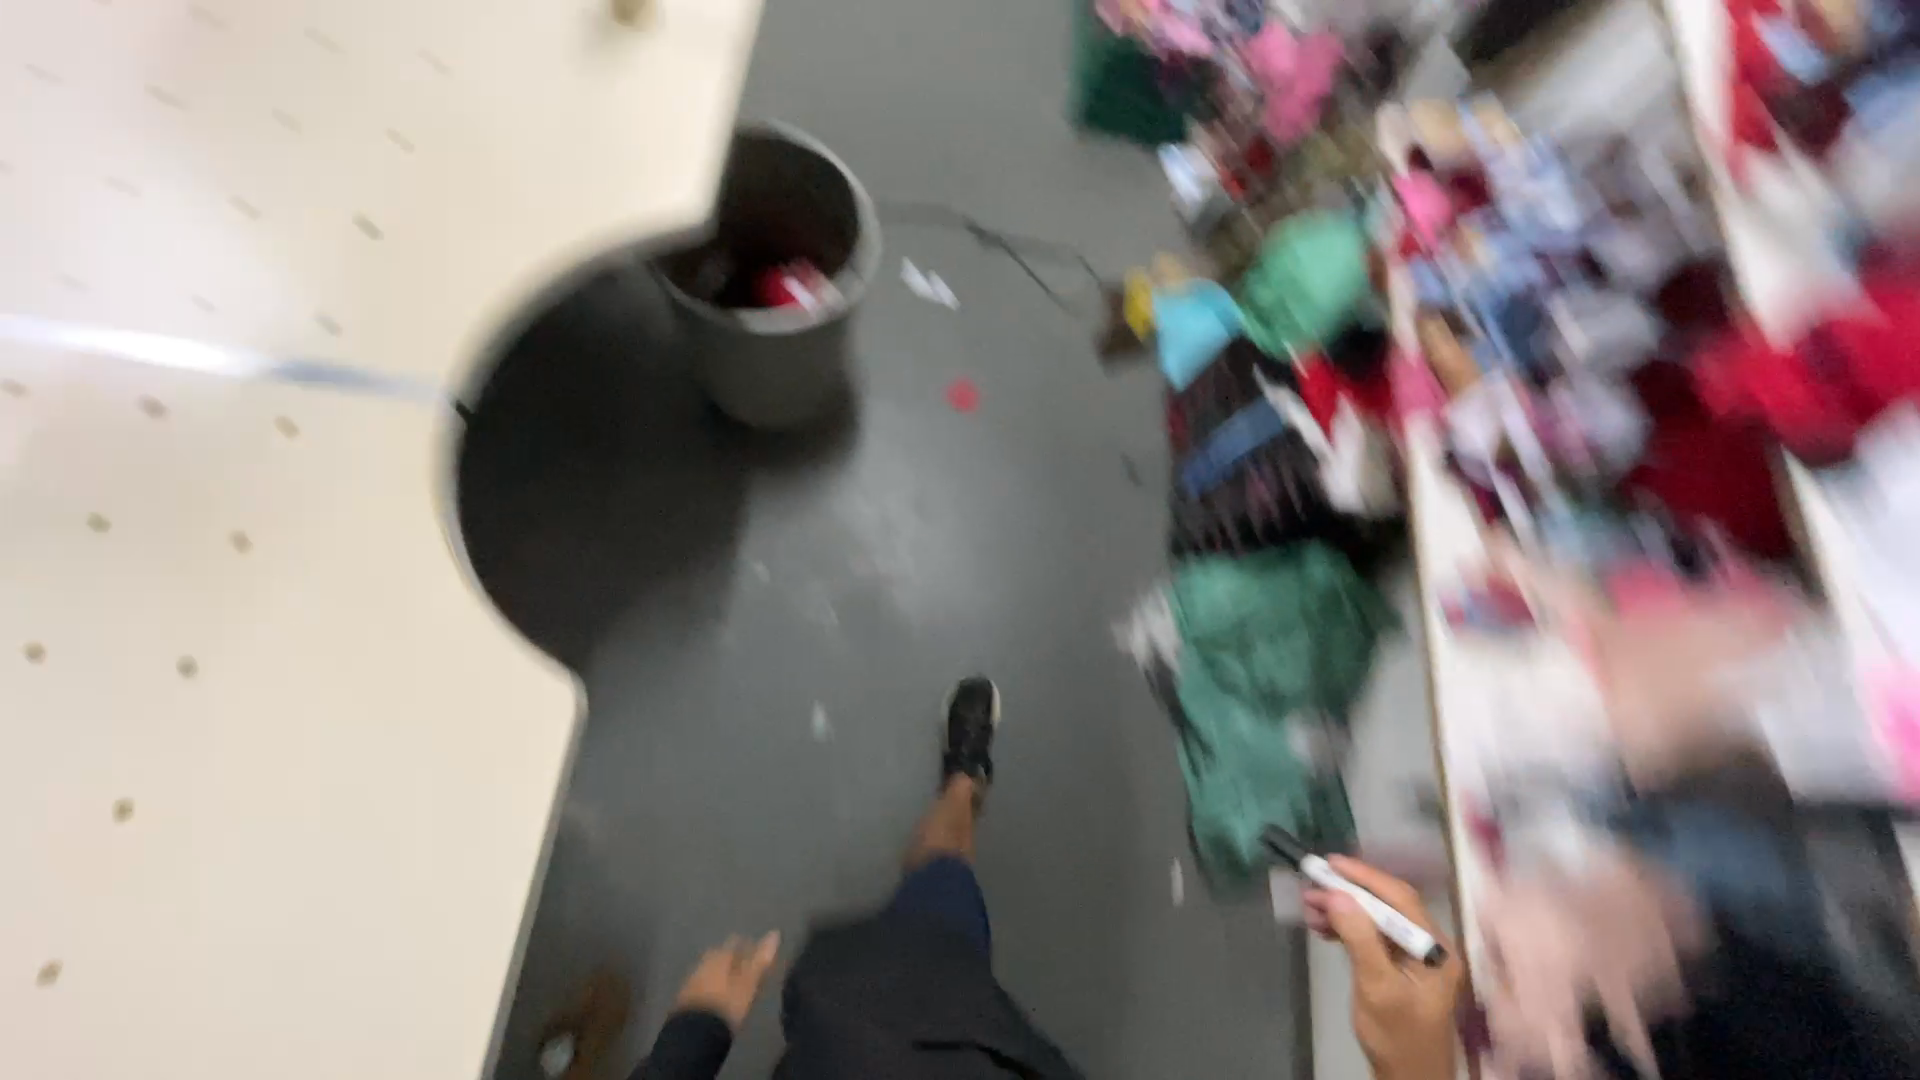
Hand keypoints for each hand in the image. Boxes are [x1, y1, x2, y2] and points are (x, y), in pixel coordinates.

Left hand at [672, 932, 780, 1030]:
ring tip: (732, 985)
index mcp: (721, 955)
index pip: (736, 941)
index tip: (758, 955)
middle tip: (745, 971)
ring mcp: (691, 980)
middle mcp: (704, 961)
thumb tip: (775, 932)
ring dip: (720, 974)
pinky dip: (710, 987)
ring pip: (710, 969)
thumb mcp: (749, 983)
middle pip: (720, 954)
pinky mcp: (683, 998)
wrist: (693, 1036)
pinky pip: (701, 985)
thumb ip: (761, 959)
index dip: (748, 946)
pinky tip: (716, 998)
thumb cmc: (727, 1005)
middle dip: (732, 959)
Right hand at [1304, 858, 1462, 1079]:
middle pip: (1385, 904)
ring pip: (1374, 916)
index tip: (1329, 864)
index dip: (1364, 877)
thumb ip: (1360, 939)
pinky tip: (1322, 927)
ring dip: (1342, 909)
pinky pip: (1369, 933)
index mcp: (1435, 949)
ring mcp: (1413, 955)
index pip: (1400, 898)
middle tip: (1310, 886)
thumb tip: (1338, 895)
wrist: (1408, 1079)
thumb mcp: (1377, 988)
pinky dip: (1345, 926)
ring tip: (1309, 908)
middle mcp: (1428, 945)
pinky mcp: (1396, 965)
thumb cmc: (1397, 1037)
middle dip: (1347, 892)